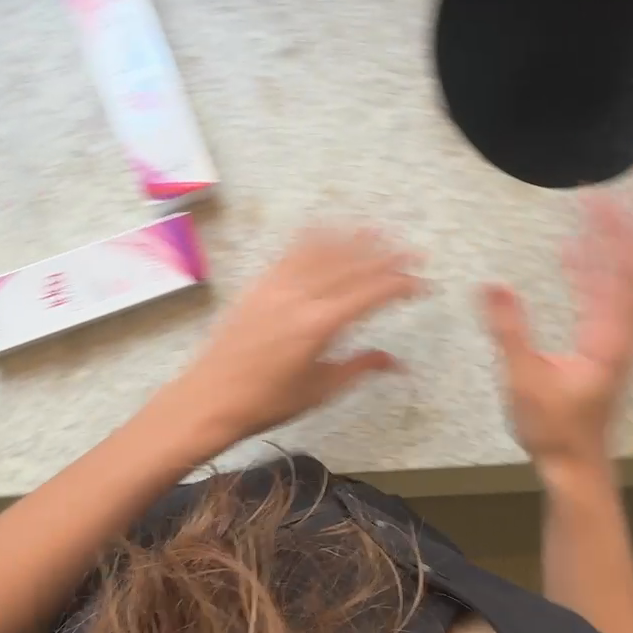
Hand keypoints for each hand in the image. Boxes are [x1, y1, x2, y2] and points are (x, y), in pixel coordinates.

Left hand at [167, 227, 424, 444]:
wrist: (211, 399)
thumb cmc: (267, 403)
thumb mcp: (321, 390)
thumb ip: (360, 367)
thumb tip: (397, 363)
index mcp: (320, 325)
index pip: (371, 293)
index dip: (401, 285)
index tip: (422, 284)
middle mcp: (300, 296)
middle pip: (351, 265)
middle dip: (386, 257)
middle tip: (412, 253)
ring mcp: (276, 286)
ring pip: (321, 250)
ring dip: (352, 239)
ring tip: (378, 231)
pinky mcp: (258, 285)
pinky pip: (290, 252)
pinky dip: (313, 238)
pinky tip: (326, 230)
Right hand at [483, 181, 632, 471]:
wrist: (575, 462)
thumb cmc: (552, 426)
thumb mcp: (524, 378)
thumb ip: (509, 330)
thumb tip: (491, 285)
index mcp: (612, 335)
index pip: (626, 271)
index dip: (618, 230)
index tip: (596, 197)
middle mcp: (627, 331)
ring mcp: (623, 337)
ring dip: (626, 241)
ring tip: (601, 207)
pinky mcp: (610, 345)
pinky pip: (616, 296)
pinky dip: (601, 268)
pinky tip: (574, 255)